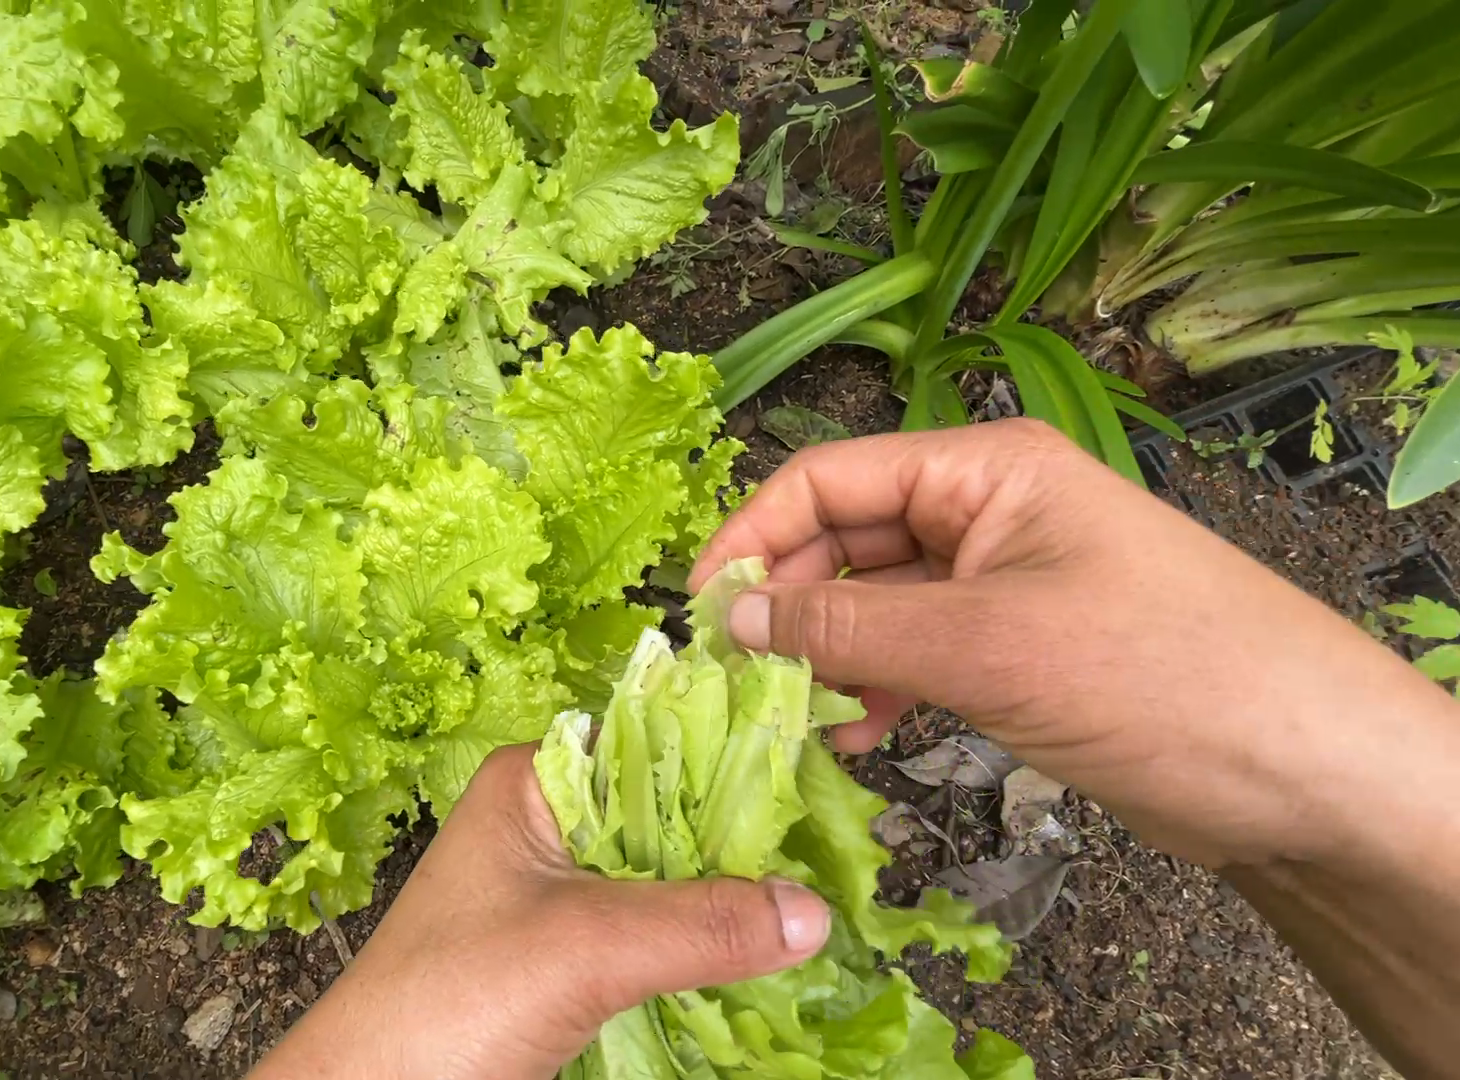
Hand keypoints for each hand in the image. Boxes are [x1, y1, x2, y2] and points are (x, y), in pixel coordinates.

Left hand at [249, 745, 829, 1079]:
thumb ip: (697, 923)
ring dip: (717, 888)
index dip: (721, 754)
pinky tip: (753, 945)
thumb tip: (812, 908)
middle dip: (730, 831)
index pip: (644, 743)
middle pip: (657, 808)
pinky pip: (645, 922)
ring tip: (808, 889)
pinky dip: (693, 934)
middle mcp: (544, 817)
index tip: (803, 770)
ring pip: (656, 869)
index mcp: (533, 780)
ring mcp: (555, 882)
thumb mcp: (582, 947)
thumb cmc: (455, 999)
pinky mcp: (564, 942)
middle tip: (822, 843)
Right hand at [691, 420, 1459, 876]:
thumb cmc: (1162, 678)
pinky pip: (900, 646)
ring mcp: (984, 577)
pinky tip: (856, 730)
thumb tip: (729, 614)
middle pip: (837, 541)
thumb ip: (843, 627)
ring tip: (797, 708)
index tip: (701, 601)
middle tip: (740, 668)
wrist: (1324, 787)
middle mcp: (973, 510)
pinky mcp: (995, 638)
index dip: (752, 534)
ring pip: (863, 600)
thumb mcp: (982, 645)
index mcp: (977, 470)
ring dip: (823, 651)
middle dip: (785, 603)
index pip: (825, 481)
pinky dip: (869, 683)